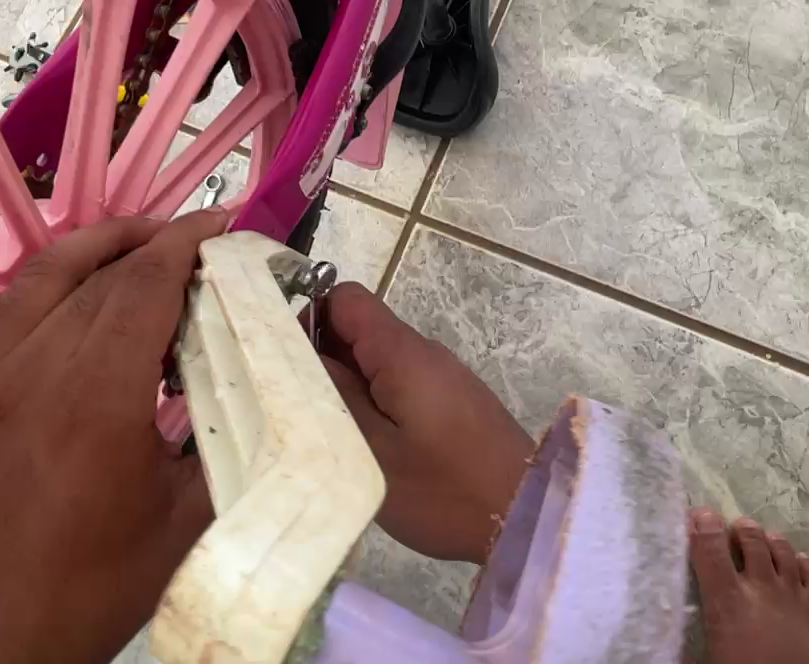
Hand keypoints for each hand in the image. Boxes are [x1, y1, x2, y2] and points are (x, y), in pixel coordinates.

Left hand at [0, 211, 227, 663]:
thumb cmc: (95, 587)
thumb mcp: (188, 515)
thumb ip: (232, 438)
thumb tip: (268, 385)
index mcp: (98, 393)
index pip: (146, 280)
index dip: (189, 241)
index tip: (223, 224)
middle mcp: (32, 368)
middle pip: (103, 273)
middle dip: (159, 245)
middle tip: (202, 255)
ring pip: (38, 278)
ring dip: (94, 249)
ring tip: (137, 250)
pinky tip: (32, 317)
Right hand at [317, 284, 533, 564]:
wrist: (525, 511)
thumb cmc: (444, 488)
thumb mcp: (374, 451)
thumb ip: (336, 397)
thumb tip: (303, 354)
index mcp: (400, 351)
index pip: (345, 297)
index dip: (309, 316)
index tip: (283, 359)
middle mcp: (421, 351)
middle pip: (359, 326)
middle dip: (323, 356)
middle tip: (299, 405)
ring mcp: (439, 374)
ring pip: (377, 358)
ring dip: (348, 382)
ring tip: (328, 428)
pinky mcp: (449, 399)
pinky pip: (399, 381)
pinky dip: (374, 399)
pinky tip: (366, 442)